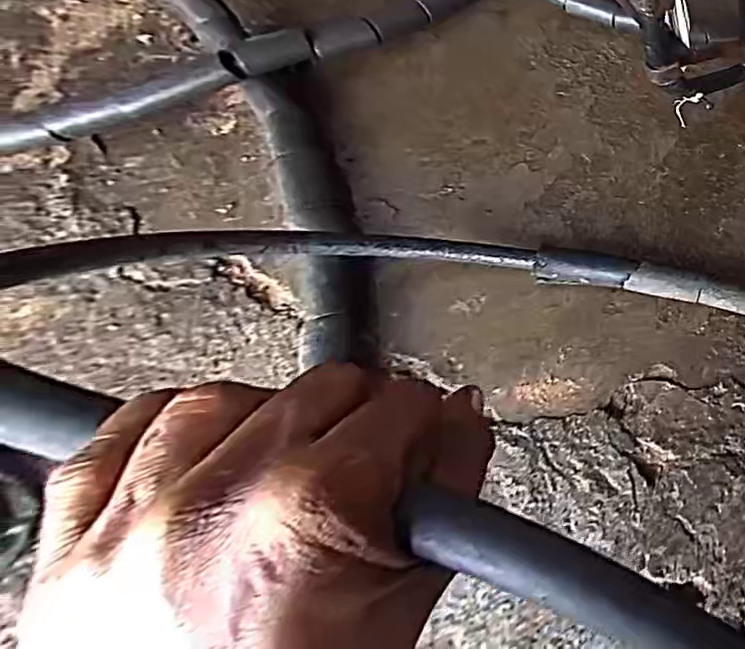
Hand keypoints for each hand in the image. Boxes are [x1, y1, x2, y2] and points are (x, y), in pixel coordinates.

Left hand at [20, 364, 492, 648]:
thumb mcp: (414, 577)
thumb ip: (456, 475)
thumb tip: (461, 412)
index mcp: (314, 500)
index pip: (405, 400)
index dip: (426, 421)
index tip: (422, 440)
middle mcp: (221, 496)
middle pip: (327, 385)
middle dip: (362, 411)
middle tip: (369, 452)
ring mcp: (133, 520)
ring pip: (221, 399)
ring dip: (267, 415)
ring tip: (288, 452)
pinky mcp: (66, 548)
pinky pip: (107, 444)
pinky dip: (162, 432)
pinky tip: (203, 449)